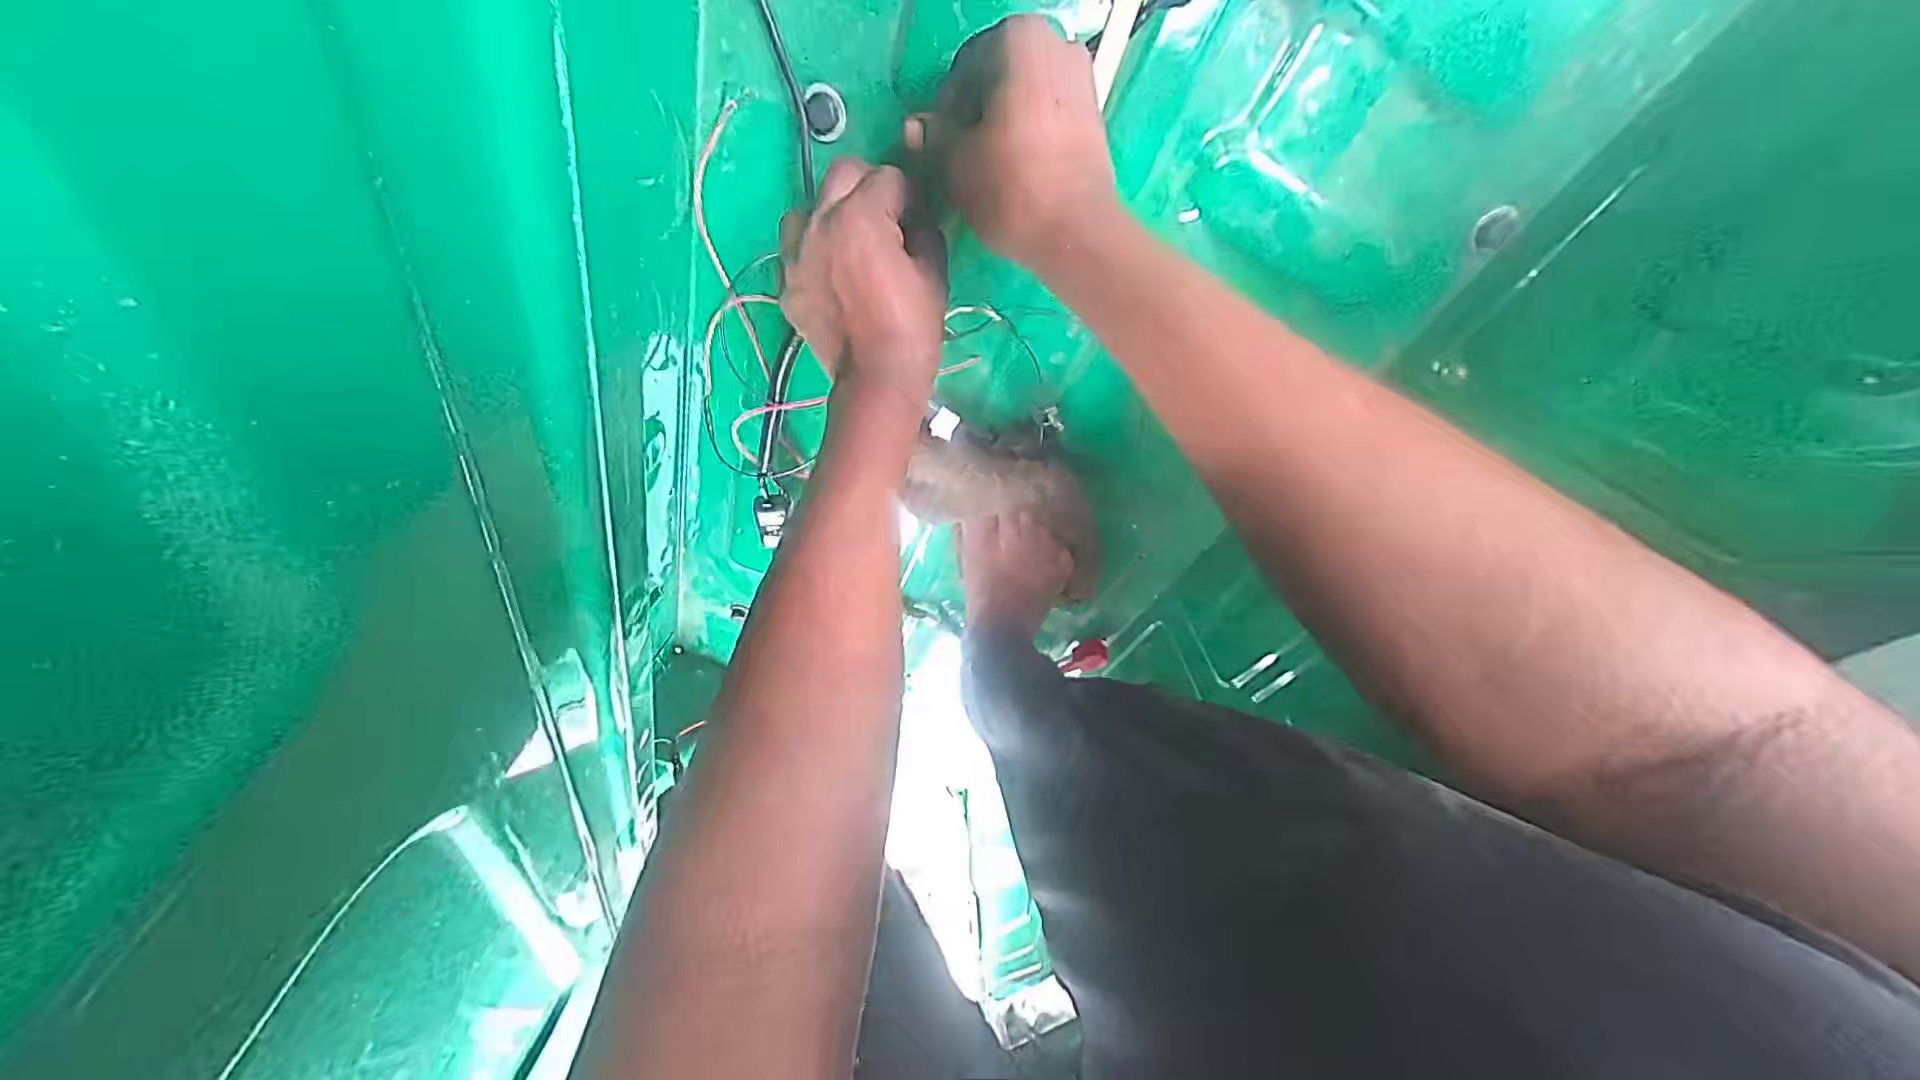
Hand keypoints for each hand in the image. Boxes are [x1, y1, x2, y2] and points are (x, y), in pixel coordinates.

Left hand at [780, 159, 947, 400]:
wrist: (876, 379)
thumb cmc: (912, 327)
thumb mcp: (934, 274)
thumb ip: (925, 232)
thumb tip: (916, 219)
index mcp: (859, 215)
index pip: (887, 177)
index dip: (909, 197)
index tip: (917, 220)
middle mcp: (819, 224)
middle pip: (842, 175)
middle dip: (867, 189)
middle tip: (885, 222)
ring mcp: (796, 255)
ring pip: (807, 209)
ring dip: (830, 215)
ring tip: (849, 245)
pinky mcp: (786, 286)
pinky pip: (795, 252)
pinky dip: (813, 254)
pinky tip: (832, 277)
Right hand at [908, 15, 1118, 268]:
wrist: (1075, 232)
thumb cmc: (1011, 188)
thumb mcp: (954, 163)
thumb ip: (933, 136)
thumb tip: (918, 127)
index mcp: (1020, 37)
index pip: (963, 68)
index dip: (944, 111)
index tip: (937, 146)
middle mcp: (1057, 45)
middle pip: (997, 83)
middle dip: (974, 119)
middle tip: (956, 161)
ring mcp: (1082, 83)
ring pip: (1022, 104)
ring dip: (998, 133)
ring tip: (983, 175)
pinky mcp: (1093, 123)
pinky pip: (1046, 124)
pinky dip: (1026, 144)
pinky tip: (1011, 179)